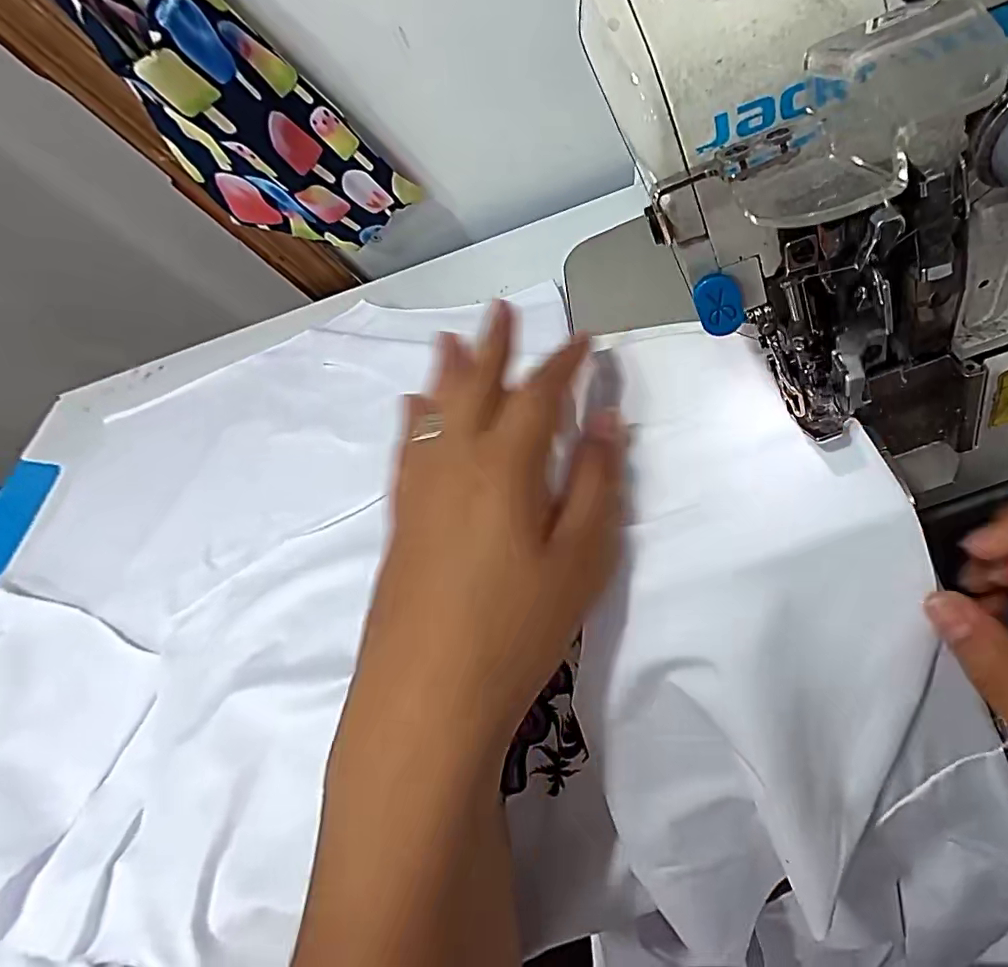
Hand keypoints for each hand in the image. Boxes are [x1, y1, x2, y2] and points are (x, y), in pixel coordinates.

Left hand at [358, 300, 626, 743]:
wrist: (425, 698)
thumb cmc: (518, 627)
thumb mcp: (582, 558)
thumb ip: (598, 482)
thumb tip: (607, 419)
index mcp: (507, 465)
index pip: (540, 395)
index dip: (564, 363)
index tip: (584, 340)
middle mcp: (457, 463)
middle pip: (476, 388)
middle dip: (494, 346)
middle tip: (501, 309)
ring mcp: (421, 492)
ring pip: (434, 412)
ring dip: (448, 372)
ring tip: (451, 340)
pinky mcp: (401, 522)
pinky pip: (408, 449)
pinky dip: (414, 419)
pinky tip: (412, 411)